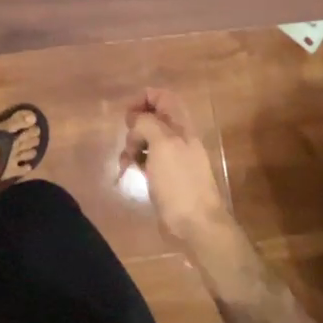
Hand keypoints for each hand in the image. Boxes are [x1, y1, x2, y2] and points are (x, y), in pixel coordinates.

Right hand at [122, 87, 230, 245]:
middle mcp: (177, 138)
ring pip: (146, 140)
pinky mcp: (165, 177)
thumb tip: (136, 119)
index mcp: (181, 126)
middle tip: (130, 142)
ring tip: (127, 161)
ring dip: (132, 146)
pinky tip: (130, 172)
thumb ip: (147, 123)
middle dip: (135, 126)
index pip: (162, 97)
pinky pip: (146, 160)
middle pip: (151, 118)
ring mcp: (172, 159)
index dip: (143, 99)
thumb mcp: (162, 144)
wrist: (196, 225)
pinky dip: (135, 162)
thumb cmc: (179, 182)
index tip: (128, 116)